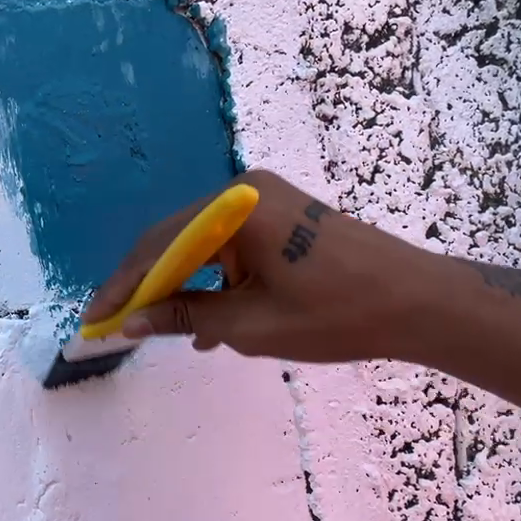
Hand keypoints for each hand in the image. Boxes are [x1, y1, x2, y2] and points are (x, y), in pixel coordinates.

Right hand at [80, 170, 440, 362]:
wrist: (424, 303)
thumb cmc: (338, 314)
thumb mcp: (250, 324)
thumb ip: (184, 316)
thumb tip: (130, 323)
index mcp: (235, 207)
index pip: (160, 248)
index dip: (124, 287)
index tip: (96, 320)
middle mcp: (241, 191)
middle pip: (174, 240)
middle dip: (146, 286)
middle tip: (118, 323)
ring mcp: (261, 199)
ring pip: (198, 245)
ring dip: (179, 286)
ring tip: (162, 329)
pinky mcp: (276, 213)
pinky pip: (226, 245)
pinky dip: (211, 279)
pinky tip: (207, 319)